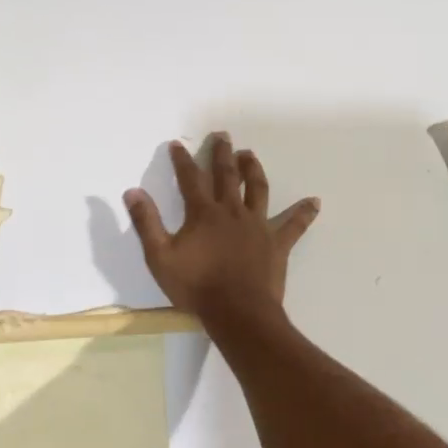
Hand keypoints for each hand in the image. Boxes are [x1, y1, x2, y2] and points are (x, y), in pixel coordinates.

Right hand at [123, 134, 319, 317]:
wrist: (237, 311)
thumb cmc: (195, 286)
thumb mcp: (160, 257)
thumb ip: (146, 223)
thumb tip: (133, 192)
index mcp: (203, 214)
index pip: (190, 179)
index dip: (182, 160)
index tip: (177, 144)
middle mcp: (231, 211)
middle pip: (227, 176)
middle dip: (222, 154)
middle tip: (223, 135)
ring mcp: (257, 226)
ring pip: (258, 190)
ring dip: (253, 170)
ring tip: (250, 154)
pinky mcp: (277, 243)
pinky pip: (294, 225)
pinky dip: (304, 213)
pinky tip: (314, 202)